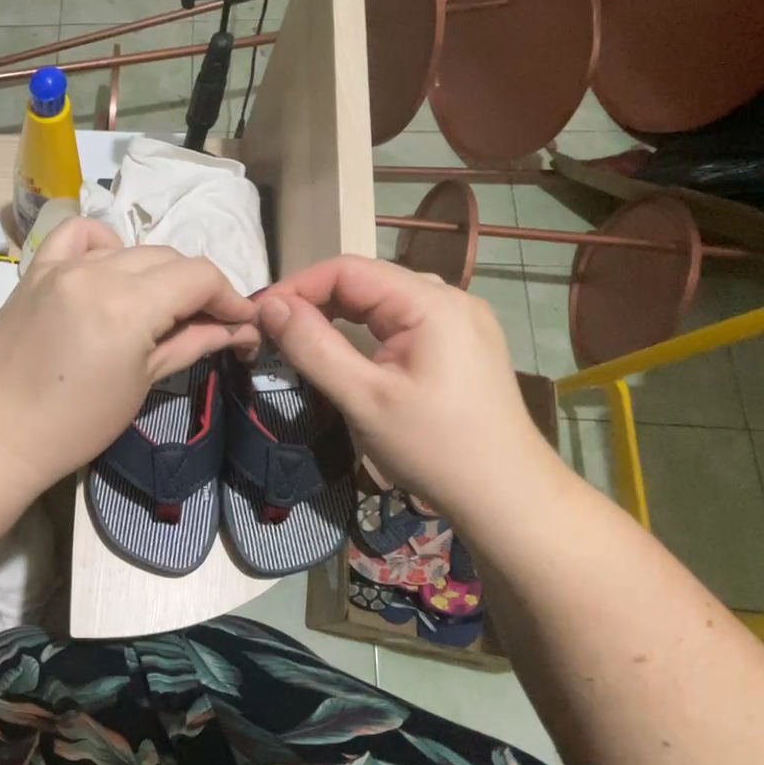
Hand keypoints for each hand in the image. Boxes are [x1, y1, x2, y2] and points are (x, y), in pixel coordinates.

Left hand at [0, 217, 260, 491]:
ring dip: (152, 271)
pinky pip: (75, 235)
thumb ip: (190, 342)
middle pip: (167, 258)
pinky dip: (102, 242)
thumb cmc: (77, 423)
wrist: (2, 432)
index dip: (229, 297)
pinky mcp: (34, 272)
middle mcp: (96, 272)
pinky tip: (108, 266)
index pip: (198, 277)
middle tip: (205, 321)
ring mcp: (60, 267)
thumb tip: (238, 327)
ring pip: (127, 248)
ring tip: (156, 306)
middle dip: (195, 287)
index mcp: (128, 304)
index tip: (241, 321)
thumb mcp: (142, 383)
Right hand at [248, 256, 554, 514]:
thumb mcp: (362, 398)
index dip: (296, 286)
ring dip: (334, 314)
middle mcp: (450, 300)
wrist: (505, 494)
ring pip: (380, 300)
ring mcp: (459, 322)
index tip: (258, 317)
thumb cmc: (433, 447)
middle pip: (365, 280)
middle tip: (271, 333)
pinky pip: (399, 320)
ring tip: (297, 340)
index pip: (348, 269)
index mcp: (431, 304)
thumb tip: (268, 306)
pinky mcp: (459, 344)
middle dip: (312, 300)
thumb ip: (313, 346)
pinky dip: (361, 329)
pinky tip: (341, 352)